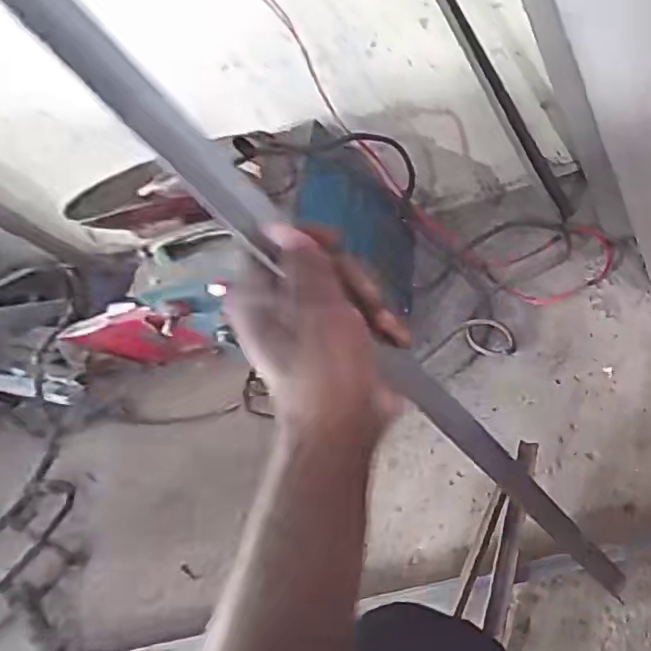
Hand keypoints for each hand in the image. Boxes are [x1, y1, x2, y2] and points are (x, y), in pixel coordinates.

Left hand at [227, 224, 408, 441]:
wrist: (347, 423)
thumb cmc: (325, 368)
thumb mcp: (317, 309)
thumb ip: (305, 265)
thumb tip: (282, 228)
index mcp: (257, 297)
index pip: (273, 246)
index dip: (306, 239)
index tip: (338, 243)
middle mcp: (280, 307)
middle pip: (321, 267)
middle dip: (355, 281)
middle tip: (369, 301)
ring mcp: (314, 326)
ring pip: (350, 290)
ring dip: (376, 305)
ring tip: (386, 329)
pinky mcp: (344, 341)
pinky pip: (366, 315)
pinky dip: (383, 324)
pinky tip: (393, 339)